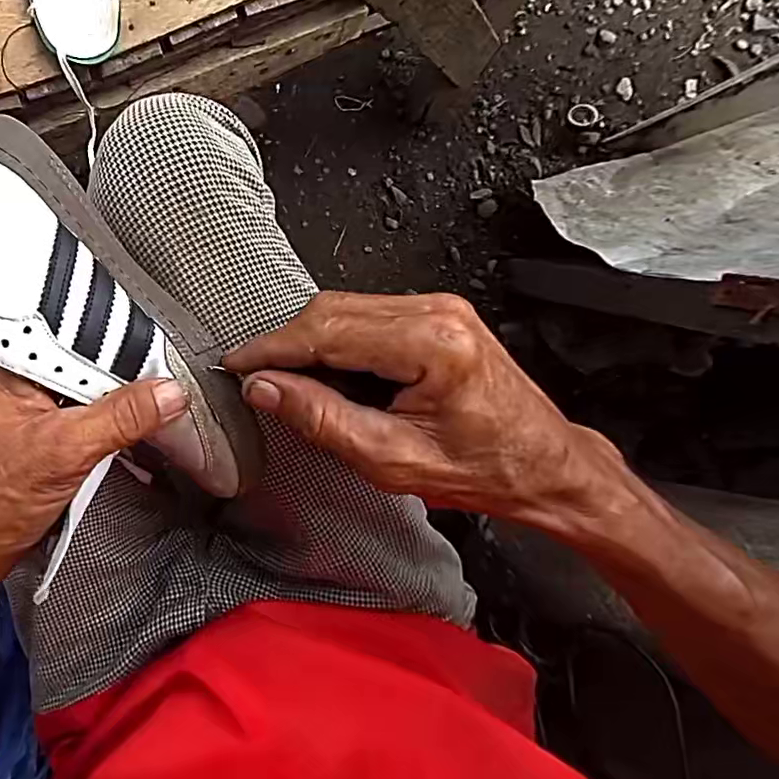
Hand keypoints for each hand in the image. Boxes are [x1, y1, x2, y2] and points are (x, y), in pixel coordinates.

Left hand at [0, 362, 186, 627]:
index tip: (152, 354)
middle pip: (88, 350)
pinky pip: (94, 402)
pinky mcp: (54, 421)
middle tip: (156, 381)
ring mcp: (40, 398)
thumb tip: (166, 394)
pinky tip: (132, 422)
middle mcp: (24, 373)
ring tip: (149, 400)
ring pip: (93, 378)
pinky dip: (117, 412)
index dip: (115, 336)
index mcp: (12, 363)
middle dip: (125, 366)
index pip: (73, 327)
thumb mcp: (65, 451)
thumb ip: (119, 419)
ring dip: (123, 392)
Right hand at [222, 292, 625, 531]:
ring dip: (305, 343)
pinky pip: (362, 316)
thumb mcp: (389, 458)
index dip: (271, 349)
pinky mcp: (434, 316)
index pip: (325, 332)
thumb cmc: (484, 469)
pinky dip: (331, 341)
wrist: (541, 466)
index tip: (237, 365)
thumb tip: (267, 388)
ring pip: (340, 309)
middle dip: (284, 345)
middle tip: (255, 379)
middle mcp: (437, 314)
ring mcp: (438, 309)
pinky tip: (324, 372)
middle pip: (329, 312)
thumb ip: (320, 418)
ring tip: (288, 383)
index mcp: (432, 345)